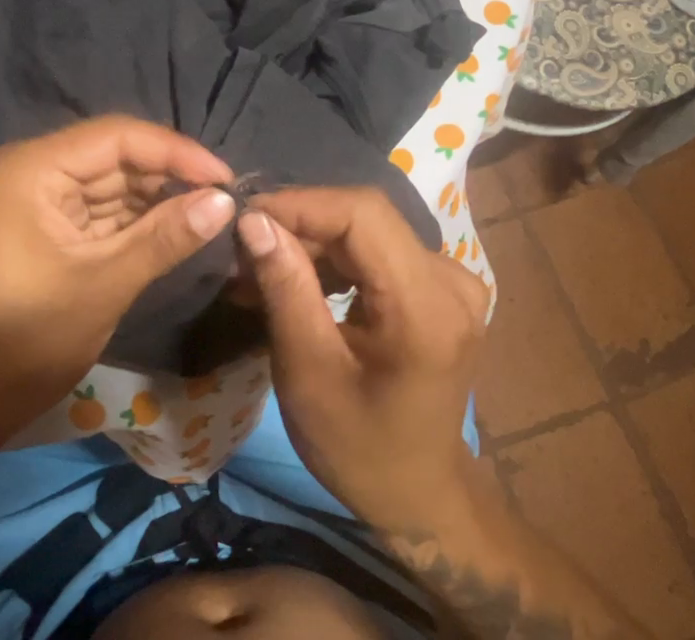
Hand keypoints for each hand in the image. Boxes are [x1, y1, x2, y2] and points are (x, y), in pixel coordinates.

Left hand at [0, 116, 237, 445]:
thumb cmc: (28, 338)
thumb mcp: (105, 284)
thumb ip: (165, 237)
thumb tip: (225, 202)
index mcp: (36, 169)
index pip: (119, 137)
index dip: (177, 153)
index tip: (228, 180)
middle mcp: (36, 172)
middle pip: (117, 157)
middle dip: (171, 177)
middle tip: (227, 201)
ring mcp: (41, 202)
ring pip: (114, 186)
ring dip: (160, 200)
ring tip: (214, 215)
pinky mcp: (49, 231)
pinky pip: (103, 214)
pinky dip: (140, 223)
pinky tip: (180, 231)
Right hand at [241, 187, 488, 533]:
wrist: (416, 490)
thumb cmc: (356, 445)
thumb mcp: (307, 372)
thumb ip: (286, 288)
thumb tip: (253, 220)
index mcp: (427, 307)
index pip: (363, 215)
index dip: (299, 203)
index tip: (242, 216)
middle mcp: (453, 281)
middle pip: (367, 220)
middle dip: (298, 224)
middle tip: (240, 245)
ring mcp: (454, 282)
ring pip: (369, 232)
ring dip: (310, 241)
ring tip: (256, 265)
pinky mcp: (443, 288)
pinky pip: (380, 252)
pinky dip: (333, 259)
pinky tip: (293, 276)